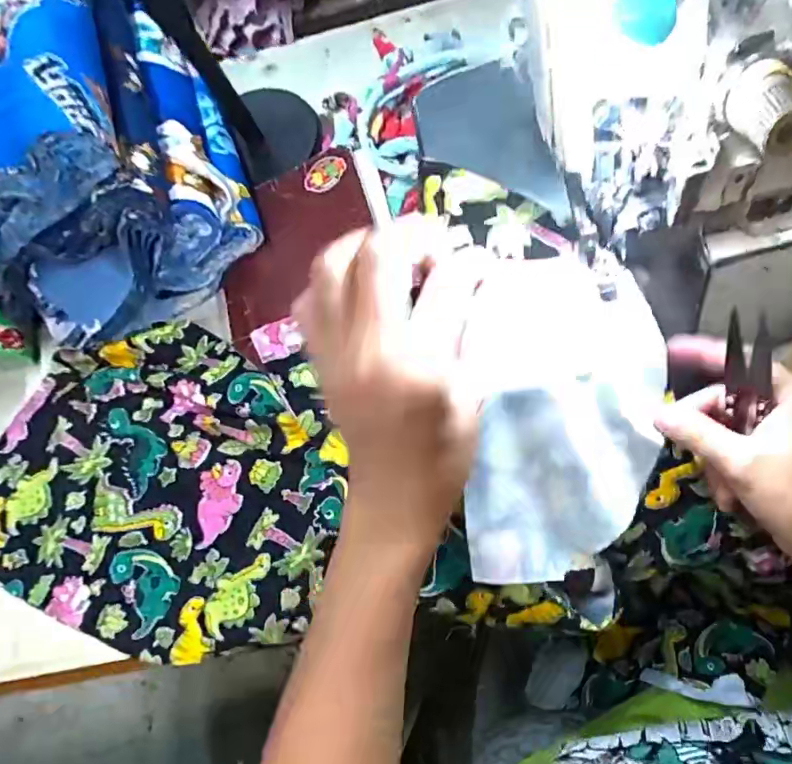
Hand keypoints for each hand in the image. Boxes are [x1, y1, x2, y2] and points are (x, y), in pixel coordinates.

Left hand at [293, 216, 494, 547]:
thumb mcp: (471, 399)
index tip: (481, 260)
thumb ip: (469, 336)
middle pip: (378, 254)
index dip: (469, 261)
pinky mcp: (318, 360)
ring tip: (394, 255)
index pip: (445, 285)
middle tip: (437, 247)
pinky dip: (333, 280)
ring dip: (364, 244)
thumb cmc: (443, 461)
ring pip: (331, 264)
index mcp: (419, 367)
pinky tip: (360, 291)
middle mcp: (368, 350)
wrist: (392, 501)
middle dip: (413, 233)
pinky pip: (310, 299)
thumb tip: (472, 282)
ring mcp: (334, 353)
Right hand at [653, 335, 791, 600]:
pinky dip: (730, 474)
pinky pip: (740, 453)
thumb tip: (658, 414)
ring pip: (729, 433)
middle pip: (728, 403)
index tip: (671, 349)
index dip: (704, 354)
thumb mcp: (740, 463)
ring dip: (718, 464)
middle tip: (692, 458)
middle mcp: (788, 407)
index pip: (741, 361)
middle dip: (708, 436)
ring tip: (725, 493)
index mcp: (791, 394)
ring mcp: (784, 434)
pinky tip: (733, 499)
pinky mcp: (779, 458)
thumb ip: (697, 435)